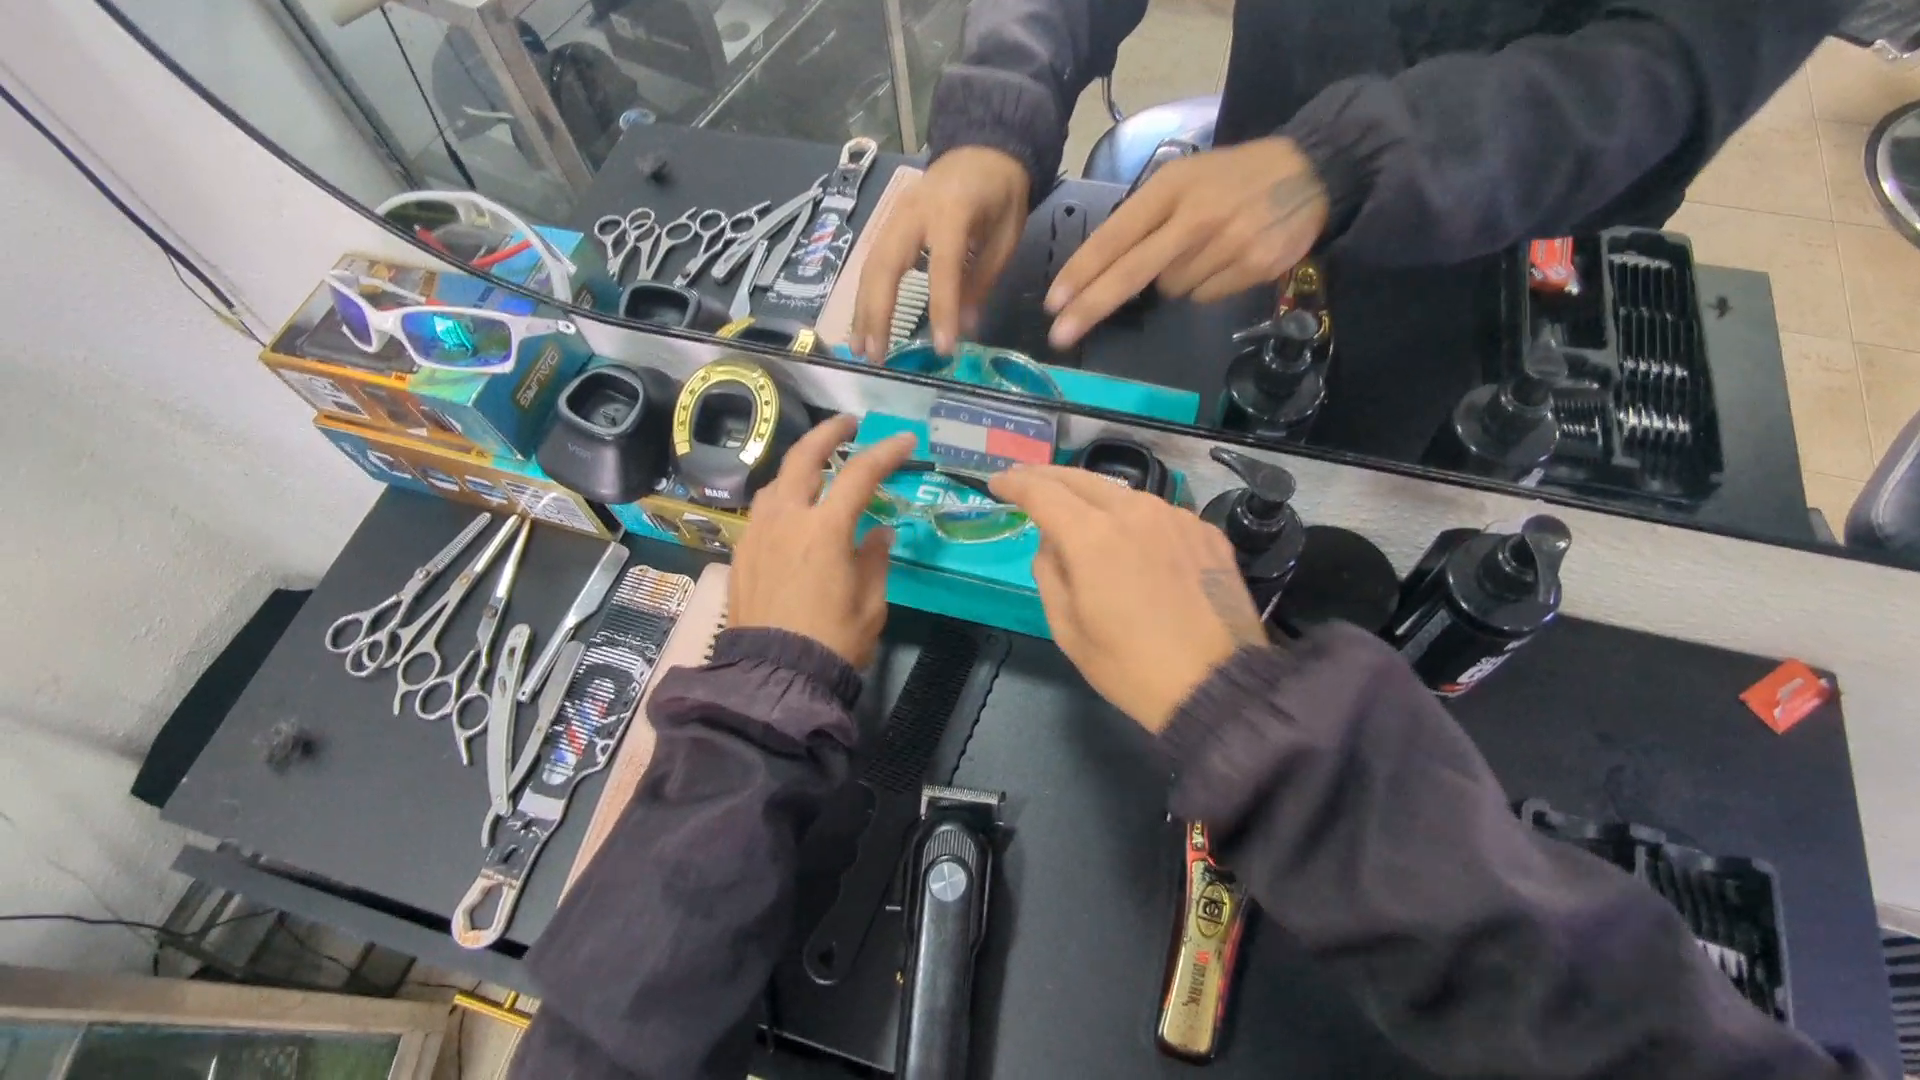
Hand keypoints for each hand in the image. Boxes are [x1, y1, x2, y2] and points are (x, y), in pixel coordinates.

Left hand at [731, 416, 916, 667]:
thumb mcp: (871, 603)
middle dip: (828, 433)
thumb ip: (875, 559)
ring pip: (776, 482)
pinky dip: (782, 498)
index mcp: (825, 529)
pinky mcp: (742, 553)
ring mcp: (758, 533)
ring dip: (800, 466)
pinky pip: (762, 511)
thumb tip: (877, 533)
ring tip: (818, 469)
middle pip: (803, 457)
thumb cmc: (833, 640)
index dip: (885, 452)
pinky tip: (792, 511)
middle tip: (849, 424)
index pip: (859, 474)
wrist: (774, 676)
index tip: (905, 441)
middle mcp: (786, 519)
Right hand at [851, 147, 1030, 360]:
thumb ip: (981, 280)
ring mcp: (894, 215)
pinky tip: (863, 327)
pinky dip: (865, 298)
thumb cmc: (1000, 194)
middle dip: (878, 314)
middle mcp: (913, 211)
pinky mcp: (887, 223)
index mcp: (951, 211)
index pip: (942, 267)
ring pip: (870, 266)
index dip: (941, 309)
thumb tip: (965, 328)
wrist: (983, 149)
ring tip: (862, 350)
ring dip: (863, 311)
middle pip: (885, 266)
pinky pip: (871, 263)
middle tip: (876, 356)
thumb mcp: (1004, 237)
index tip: (942, 349)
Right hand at [989, 466, 1267, 731]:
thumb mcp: (1067, 628)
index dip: (1014, 484)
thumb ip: (1049, 572)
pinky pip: (1160, 516)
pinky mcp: (1207, 533)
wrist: (1215, 687)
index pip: (1042, 493)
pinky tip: (1134, 542)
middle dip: (1048, 478)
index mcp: (1092, 535)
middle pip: (1082, 479)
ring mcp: (1177, 518)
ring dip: (1094, 499)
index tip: (997, 483)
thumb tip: (1052, 542)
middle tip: (1028, 485)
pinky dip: (1136, 521)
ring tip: (1080, 513)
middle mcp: (1136, 511)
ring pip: (1124, 494)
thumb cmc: (1129, 666)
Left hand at [1044, 137, 1328, 348]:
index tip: (1055, 301)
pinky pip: (1204, 296)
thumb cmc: (1232, 177)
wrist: (1313, 170)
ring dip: (1174, 280)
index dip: (1082, 272)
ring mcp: (1226, 244)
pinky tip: (1226, 258)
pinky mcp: (1253, 267)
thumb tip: (1107, 270)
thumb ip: (1146, 218)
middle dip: (1092, 305)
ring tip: (1204, 248)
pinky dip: (1206, 285)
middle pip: (1131, 272)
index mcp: (1170, 187)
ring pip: (1170, 290)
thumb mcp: (1184, 179)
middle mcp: (1195, 216)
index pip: (1115, 235)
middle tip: (1060, 335)